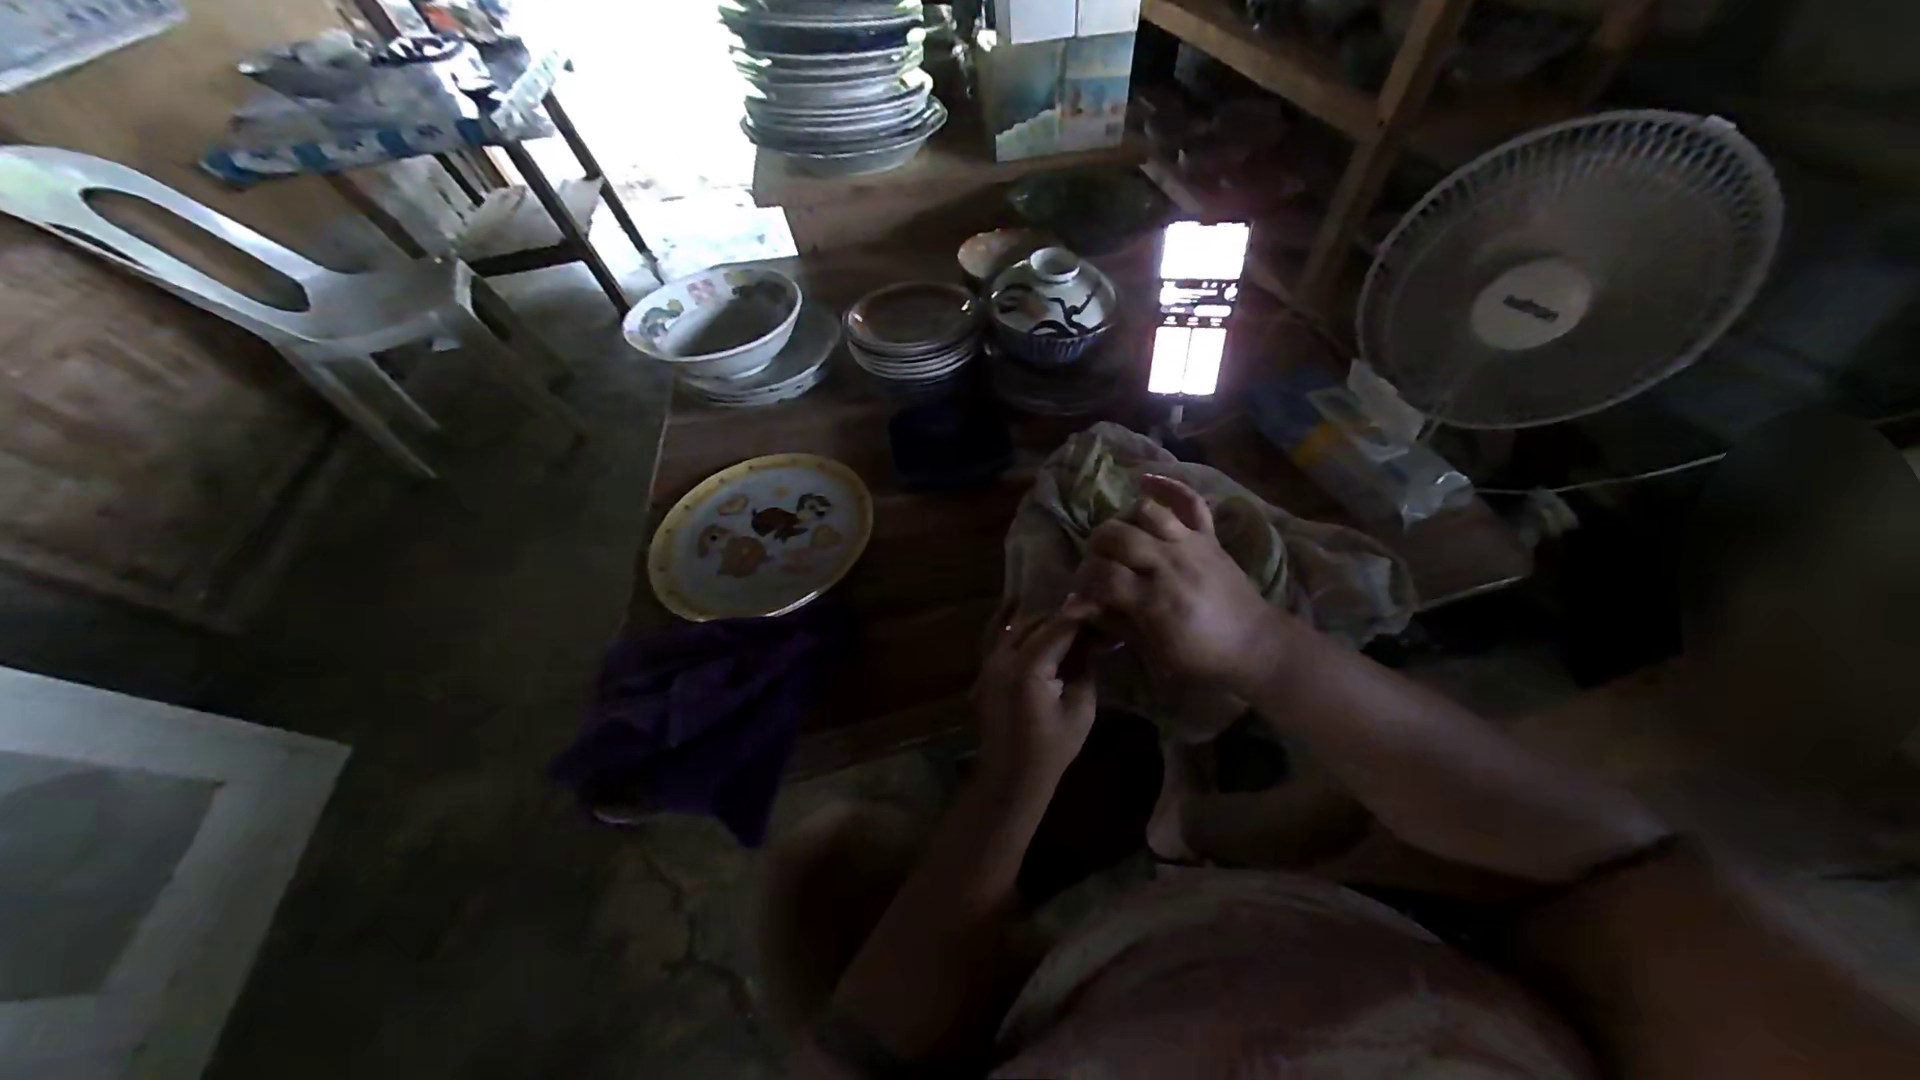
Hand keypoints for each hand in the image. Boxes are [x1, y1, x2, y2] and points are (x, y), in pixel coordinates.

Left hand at [971, 603, 1098, 792]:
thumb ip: (1084, 669)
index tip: (1105, 613)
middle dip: (1064, 618)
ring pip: (1015, 626)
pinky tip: (1015, 603)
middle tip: (1092, 622)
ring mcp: (988, 663)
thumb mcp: (1080, 710)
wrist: (1009, 778)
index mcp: (1028, 669)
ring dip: (1041, 619)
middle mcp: (1003, 658)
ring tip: (1067, 619)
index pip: (1060, 629)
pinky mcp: (983, 670)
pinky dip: (1005, 620)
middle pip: (1037, 622)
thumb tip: (1091, 643)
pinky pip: (993, 636)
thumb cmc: (1050, 751)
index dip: (1084, 619)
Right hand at [1073, 474, 1293, 693]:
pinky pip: (1190, 501)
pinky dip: (1168, 487)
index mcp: (1154, 599)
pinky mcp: (1209, 536)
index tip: (1082, 590)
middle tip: (1097, 563)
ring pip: (1147, 512)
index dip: (1083, 579)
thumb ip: (1113, 620)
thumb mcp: (1150, 648)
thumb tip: (1073, 604)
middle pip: (1117, 535)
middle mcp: (1170, 564)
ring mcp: (1191, 545)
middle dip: (1096, 547)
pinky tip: (1145, 482)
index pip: (1102, 574)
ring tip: (1119, 537)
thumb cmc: (1198, 655)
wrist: (1254, 645)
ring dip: (1123, 520)